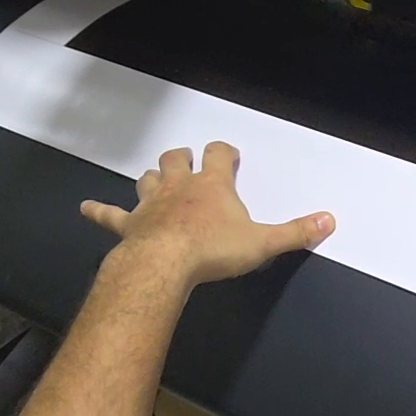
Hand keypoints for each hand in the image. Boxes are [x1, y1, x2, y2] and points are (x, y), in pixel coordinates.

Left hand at [80, 142, 334, 285]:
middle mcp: (180, 186)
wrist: (165, 264)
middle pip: (177, 159)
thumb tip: (329, 220)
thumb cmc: (216, 250)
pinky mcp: (129, 224)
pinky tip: (85, 208)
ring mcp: (151, 203)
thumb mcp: (264, 242)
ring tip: (155, 180)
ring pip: (148, 179)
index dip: (225, 151)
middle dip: (183, 158)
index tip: (231, 155)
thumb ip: (296, 232)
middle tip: (190, 162)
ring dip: (152, 178)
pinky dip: (99, 211)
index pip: (219, 154)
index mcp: (213, 185)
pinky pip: (110, 214)